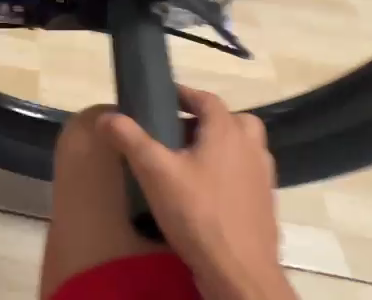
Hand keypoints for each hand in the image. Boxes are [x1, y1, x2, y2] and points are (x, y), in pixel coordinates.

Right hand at [98, 88, 291, 299]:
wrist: (240, 276)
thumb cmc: (198, 215)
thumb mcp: (154, 171)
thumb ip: (129, 138)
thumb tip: (105, 116)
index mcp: (227, 133)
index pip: (208, 99)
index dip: (184, 94)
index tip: (163, 97)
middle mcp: (252, 151)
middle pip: (236, 121)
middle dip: (210, 120)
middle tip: (181, 130)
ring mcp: (263, 182)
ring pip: (246, 150)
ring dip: (223, 148)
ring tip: (192, 161)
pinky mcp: (266, 210)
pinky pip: (248, 178)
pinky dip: (231, 175)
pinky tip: (206, 194)